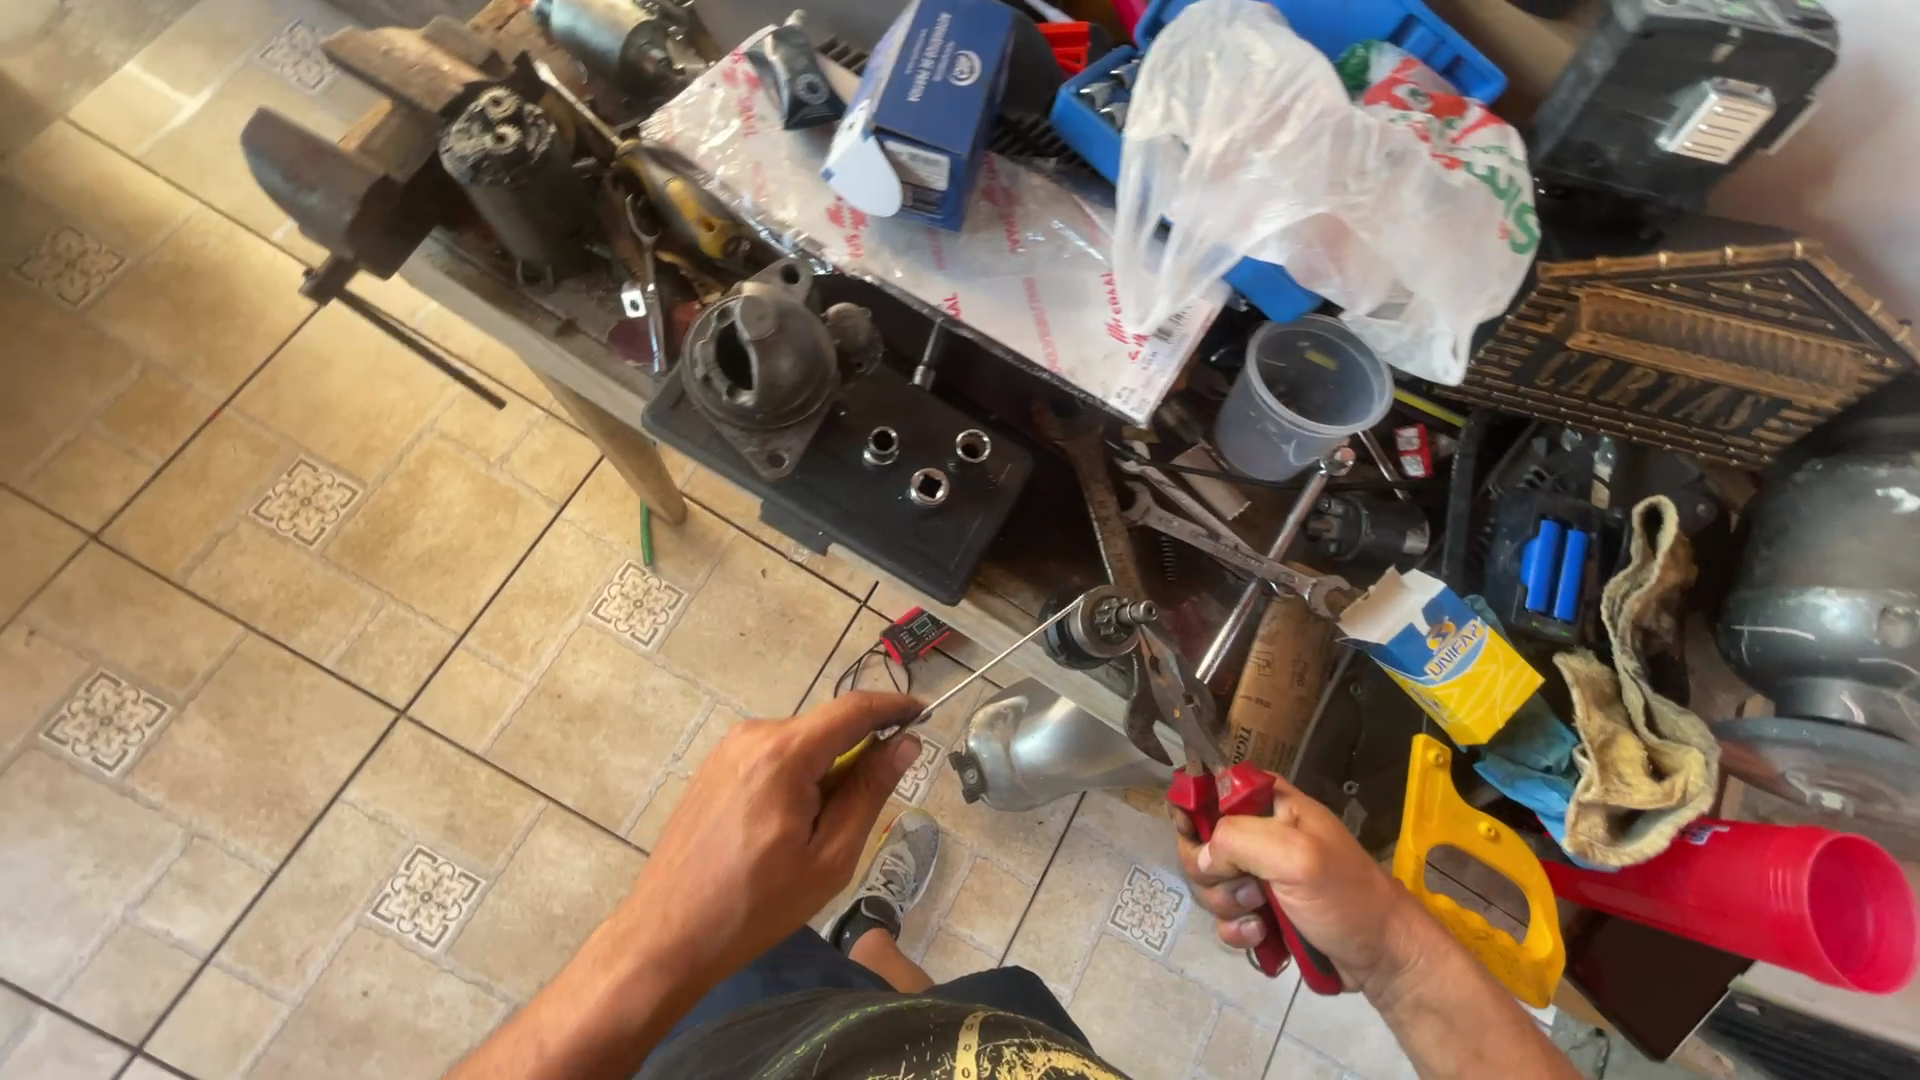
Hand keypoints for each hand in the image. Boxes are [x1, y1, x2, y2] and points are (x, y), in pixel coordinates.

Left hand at [624, 692, 922, 984]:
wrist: (665, 936)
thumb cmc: (755, 906)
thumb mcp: (829, 857)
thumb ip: (869, 792)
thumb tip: (905, 744)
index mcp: (785, 753)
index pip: (854, 709)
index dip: (894, 707)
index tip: (924, 715)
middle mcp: (755, 734)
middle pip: (826, 727)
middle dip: (858, 753)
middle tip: (869, 807)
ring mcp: (730, 748)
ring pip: (801, 743)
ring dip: (825, 770)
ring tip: (819, 832)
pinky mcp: (716, 766)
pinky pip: (774, 756)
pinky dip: (797, 776)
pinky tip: (787, 826)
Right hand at [1174, 771, 1420, 995]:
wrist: (1384, 958)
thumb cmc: (1345, 895)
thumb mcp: (1294, 854)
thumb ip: (1237, 840)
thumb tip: (1201, 859)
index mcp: (1266, 802)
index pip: (1208, 786)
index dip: (1191, 808)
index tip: (1193, 835)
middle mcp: (1256, 831)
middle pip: (1198, 840)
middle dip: (1212, 870)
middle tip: (1246, 886)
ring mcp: (1256, 872)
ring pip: (1207, 882)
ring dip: (1228, 904)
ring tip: (1264, 915)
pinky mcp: (1258, 910)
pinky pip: (1223, 916)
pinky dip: (1238, 930)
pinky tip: (1263, 936)